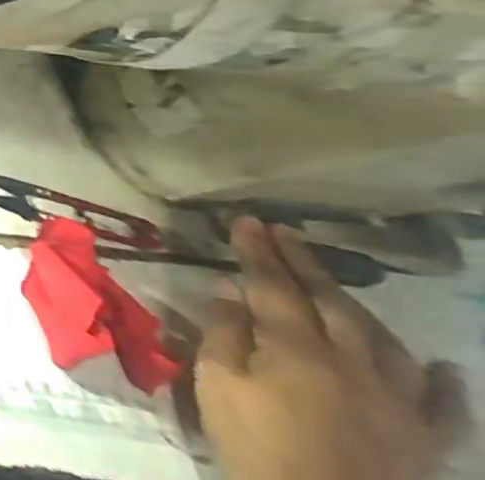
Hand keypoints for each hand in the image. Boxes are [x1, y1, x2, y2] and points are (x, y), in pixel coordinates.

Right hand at [194, 217, 469, 479]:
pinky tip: (443, 366)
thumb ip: (224, 335)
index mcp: (296, 349)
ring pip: (387, 342)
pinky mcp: (426, 440)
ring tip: (336, 288)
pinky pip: (447, 407)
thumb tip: (229, 293)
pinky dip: (446, 382)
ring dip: (358, 308)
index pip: (274, 286)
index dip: (259, 252)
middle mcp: (354, 365)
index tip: (247, 221)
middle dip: (306, 265)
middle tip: (286, 234)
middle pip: (333, 305)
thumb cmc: (254, 442)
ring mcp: (400, 404)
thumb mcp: (217, 385)